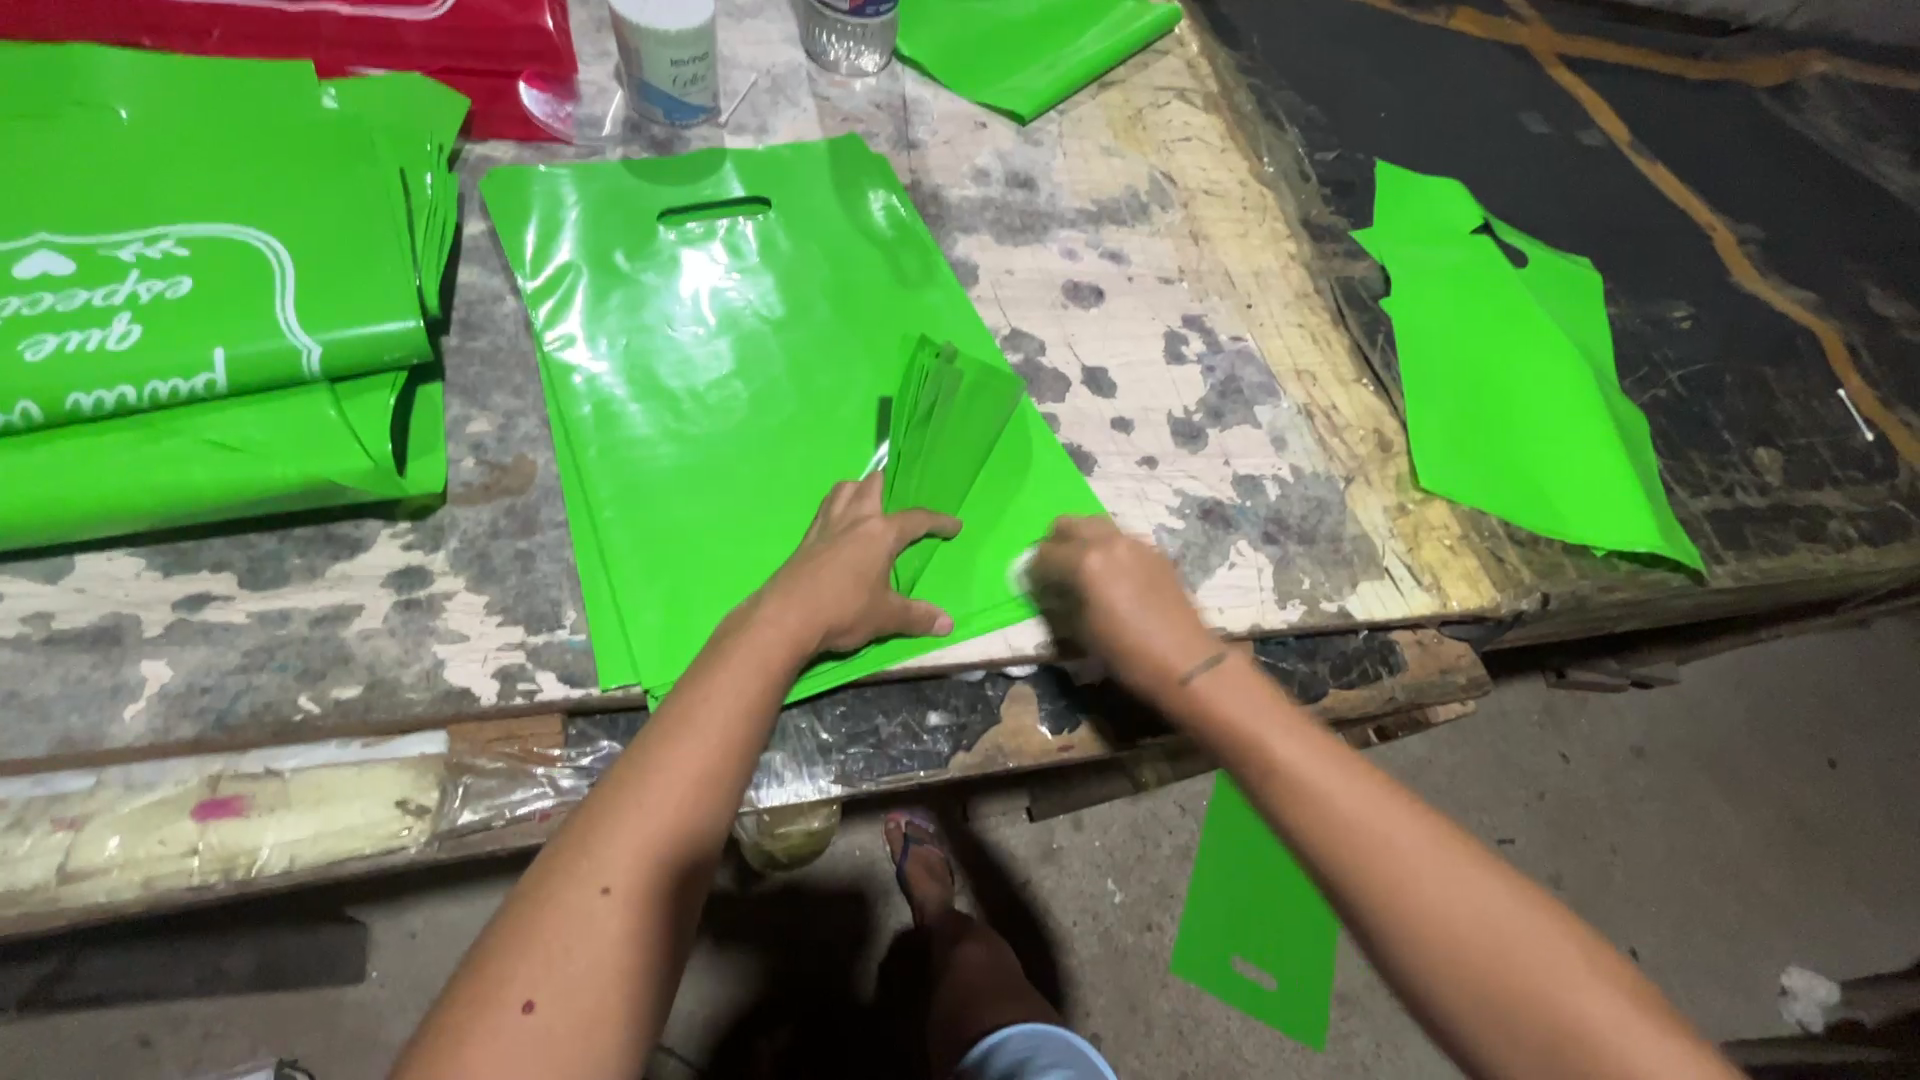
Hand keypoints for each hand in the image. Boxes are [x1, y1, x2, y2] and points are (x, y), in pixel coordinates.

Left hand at [760, 473, 961, 655]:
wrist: (786, 618)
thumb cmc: (844, 610)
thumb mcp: (887, 617)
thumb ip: (918, 616)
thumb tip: (948, 624)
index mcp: (880, 533)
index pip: (916, 519)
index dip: (938, 521)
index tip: (954, 525)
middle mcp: (854, 519)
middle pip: (872, 485)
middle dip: (889, 485)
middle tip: (899, 498)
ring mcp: (825, 526)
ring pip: (843, 490)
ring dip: (857, 490)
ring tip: (867, 505)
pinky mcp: (805, 540)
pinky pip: (825, 510)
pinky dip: (836, 509)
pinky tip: (839, 529)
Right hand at [1029, 516, 1221, 705]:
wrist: (1185, 660)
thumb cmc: (1126, 653)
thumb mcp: (1079, 631)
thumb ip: (1057, 601)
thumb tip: (1046, 589)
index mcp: (1084, 562)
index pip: (1042, 554)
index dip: (1033, 573)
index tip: (1035, 588)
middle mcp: (1108, 541)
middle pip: (1067, 524)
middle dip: (1054, 544)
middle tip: (1055, 572)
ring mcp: (1134, 542)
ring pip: (1095, 524)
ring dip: (1081, 541)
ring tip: (1084, 571)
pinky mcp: (1154, 550)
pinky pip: (1119, 537)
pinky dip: (1106, 548)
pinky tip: (1113, 576)